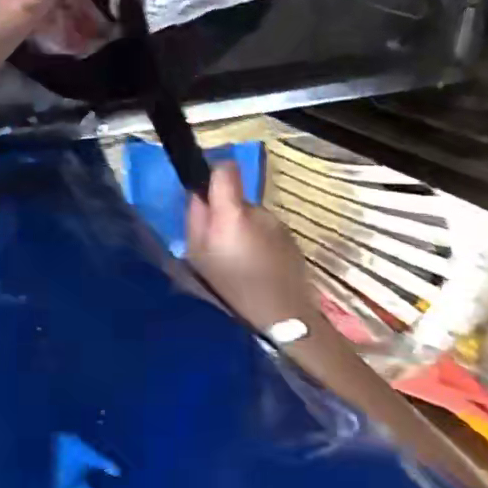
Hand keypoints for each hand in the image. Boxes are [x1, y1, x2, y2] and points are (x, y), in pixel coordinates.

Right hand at [185, 163, 319, 332]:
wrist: (285, 317)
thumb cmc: (232, 284)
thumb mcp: (196, 253)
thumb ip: (195, 218)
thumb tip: (197, 196)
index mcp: (232, 212)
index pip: (226, 170)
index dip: (214, 174)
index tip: (205, 189)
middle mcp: (259, 212)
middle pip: (236, 198)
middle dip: (225, 212)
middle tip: (218, 241)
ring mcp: (280, 225)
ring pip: (251, 216)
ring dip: (243, 228)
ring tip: (239, 256)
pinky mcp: (292, 240)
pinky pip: (267, 231)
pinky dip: (259, 241)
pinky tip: (258, 265)